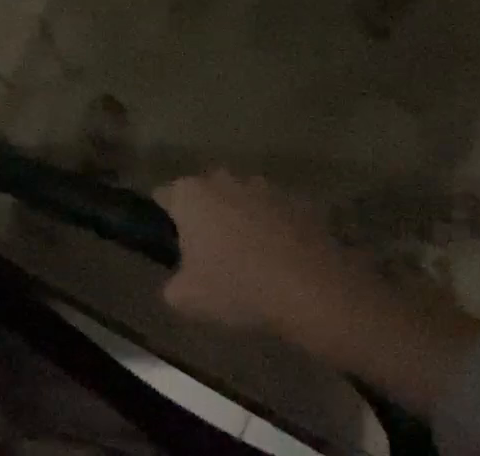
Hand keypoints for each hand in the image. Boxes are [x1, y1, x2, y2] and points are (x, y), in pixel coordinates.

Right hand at [156, 171, 479, 416]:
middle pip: (205, 194)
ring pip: (243, 202)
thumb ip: (173, 285)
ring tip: (254, 262)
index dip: (165, 219)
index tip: (174, 245)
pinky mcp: (301, 203)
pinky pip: (278, 215)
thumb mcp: (187, 299)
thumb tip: (180, 282)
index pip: (163, 195)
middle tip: (212, 256)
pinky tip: (285, 264)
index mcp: (189, 194)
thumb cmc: (238, 287)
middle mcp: (223, 179)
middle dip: (206, 217)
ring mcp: (266, 188)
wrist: (316, 293)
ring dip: (243, 221)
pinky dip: (277, 232)